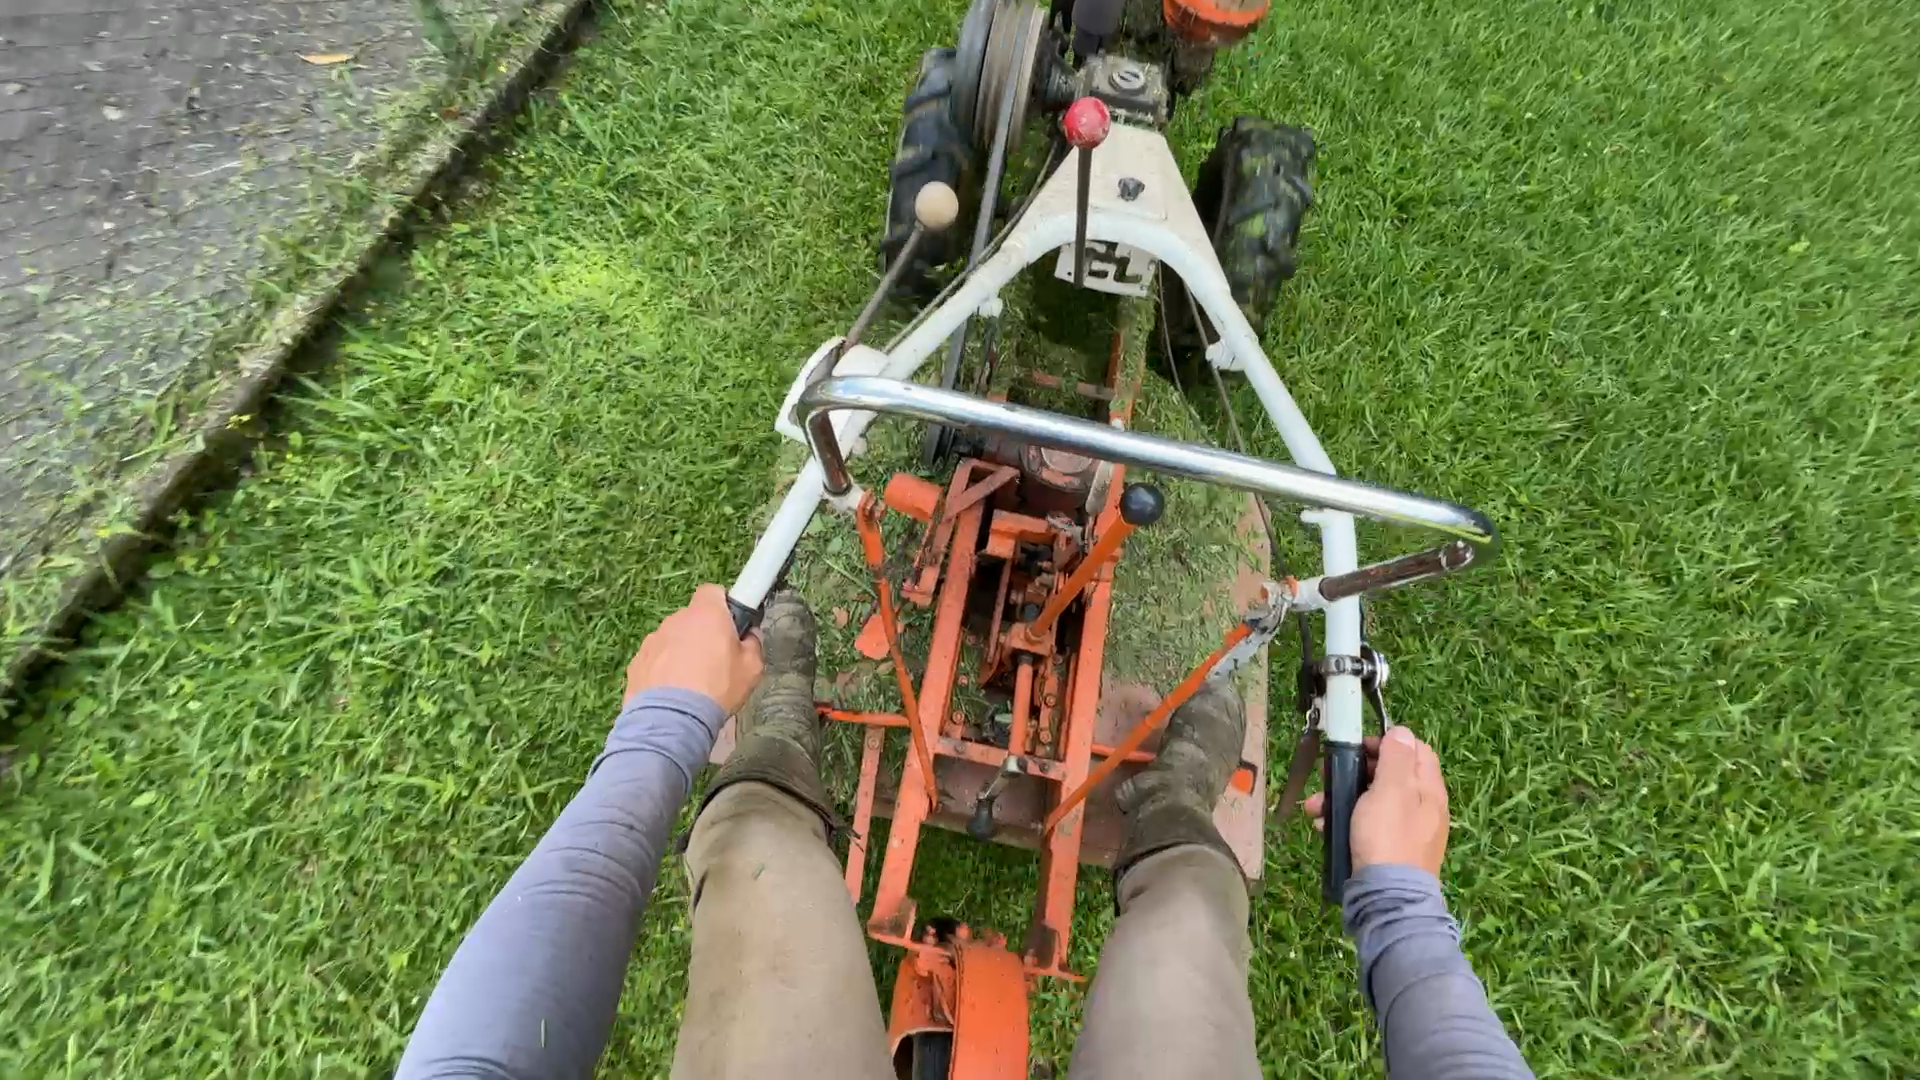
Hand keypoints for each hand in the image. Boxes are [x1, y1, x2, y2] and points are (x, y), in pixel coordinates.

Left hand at [623, 585, 764, 714]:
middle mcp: (677, 619)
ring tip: (692, 682)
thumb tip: (748, 636)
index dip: (724, 605)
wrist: (672, 720)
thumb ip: (753, 644)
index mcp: (707, 613)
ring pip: (673, 639)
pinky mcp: (636, 662)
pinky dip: (664, 670)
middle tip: (717, 660)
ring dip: (682, 652)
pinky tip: (674, 693)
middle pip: (693, 618)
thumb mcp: (752, 668)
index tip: (732, 626)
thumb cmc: (718, 687)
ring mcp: (653, 640)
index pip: (713, 591)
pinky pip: (656, 659)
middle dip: (704, 633)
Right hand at [1303, 726, 1449, 877]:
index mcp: (1428, 790)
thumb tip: (1401, 732)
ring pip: (1371, 797)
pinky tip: (1326, 825)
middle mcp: (1421, 806)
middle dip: (1355, 770)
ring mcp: (1405, 828)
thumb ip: (1396, 758)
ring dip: (1342, 795)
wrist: (1386, 896)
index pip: (1416, 750)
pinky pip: (1365, 821)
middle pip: (1389, 772)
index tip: (1359, 747)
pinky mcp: (1387, 845)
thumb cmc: (1387, 836)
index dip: (1387, 742)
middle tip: (1331, 775)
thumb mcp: (1391, 790)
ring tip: (1317, 806)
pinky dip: (1345, 817)